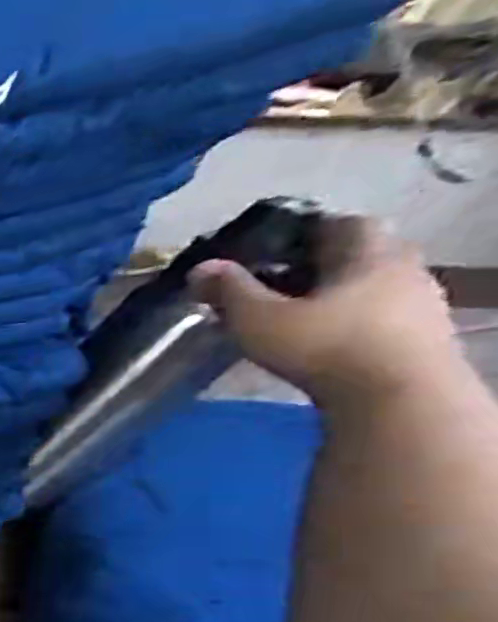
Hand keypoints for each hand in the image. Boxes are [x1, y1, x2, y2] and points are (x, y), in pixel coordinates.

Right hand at [187, 215, 462, 408]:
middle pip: (358, 254)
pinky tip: (322, 338)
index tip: (271, 248)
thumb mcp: (259, 319)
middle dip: (318, 264)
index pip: (343, 223)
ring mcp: (420, 303)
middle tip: (273, 283)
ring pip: (369, 285)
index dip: (306, 230)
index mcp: (370, 254)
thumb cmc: (324, 346)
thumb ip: (229, 291)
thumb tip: (200, 267)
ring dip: (335, 293)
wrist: (398, 398)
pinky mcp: (421, 335)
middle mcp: (404, 268)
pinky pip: (379, 313)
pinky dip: (350, 318)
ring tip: (292, 314)